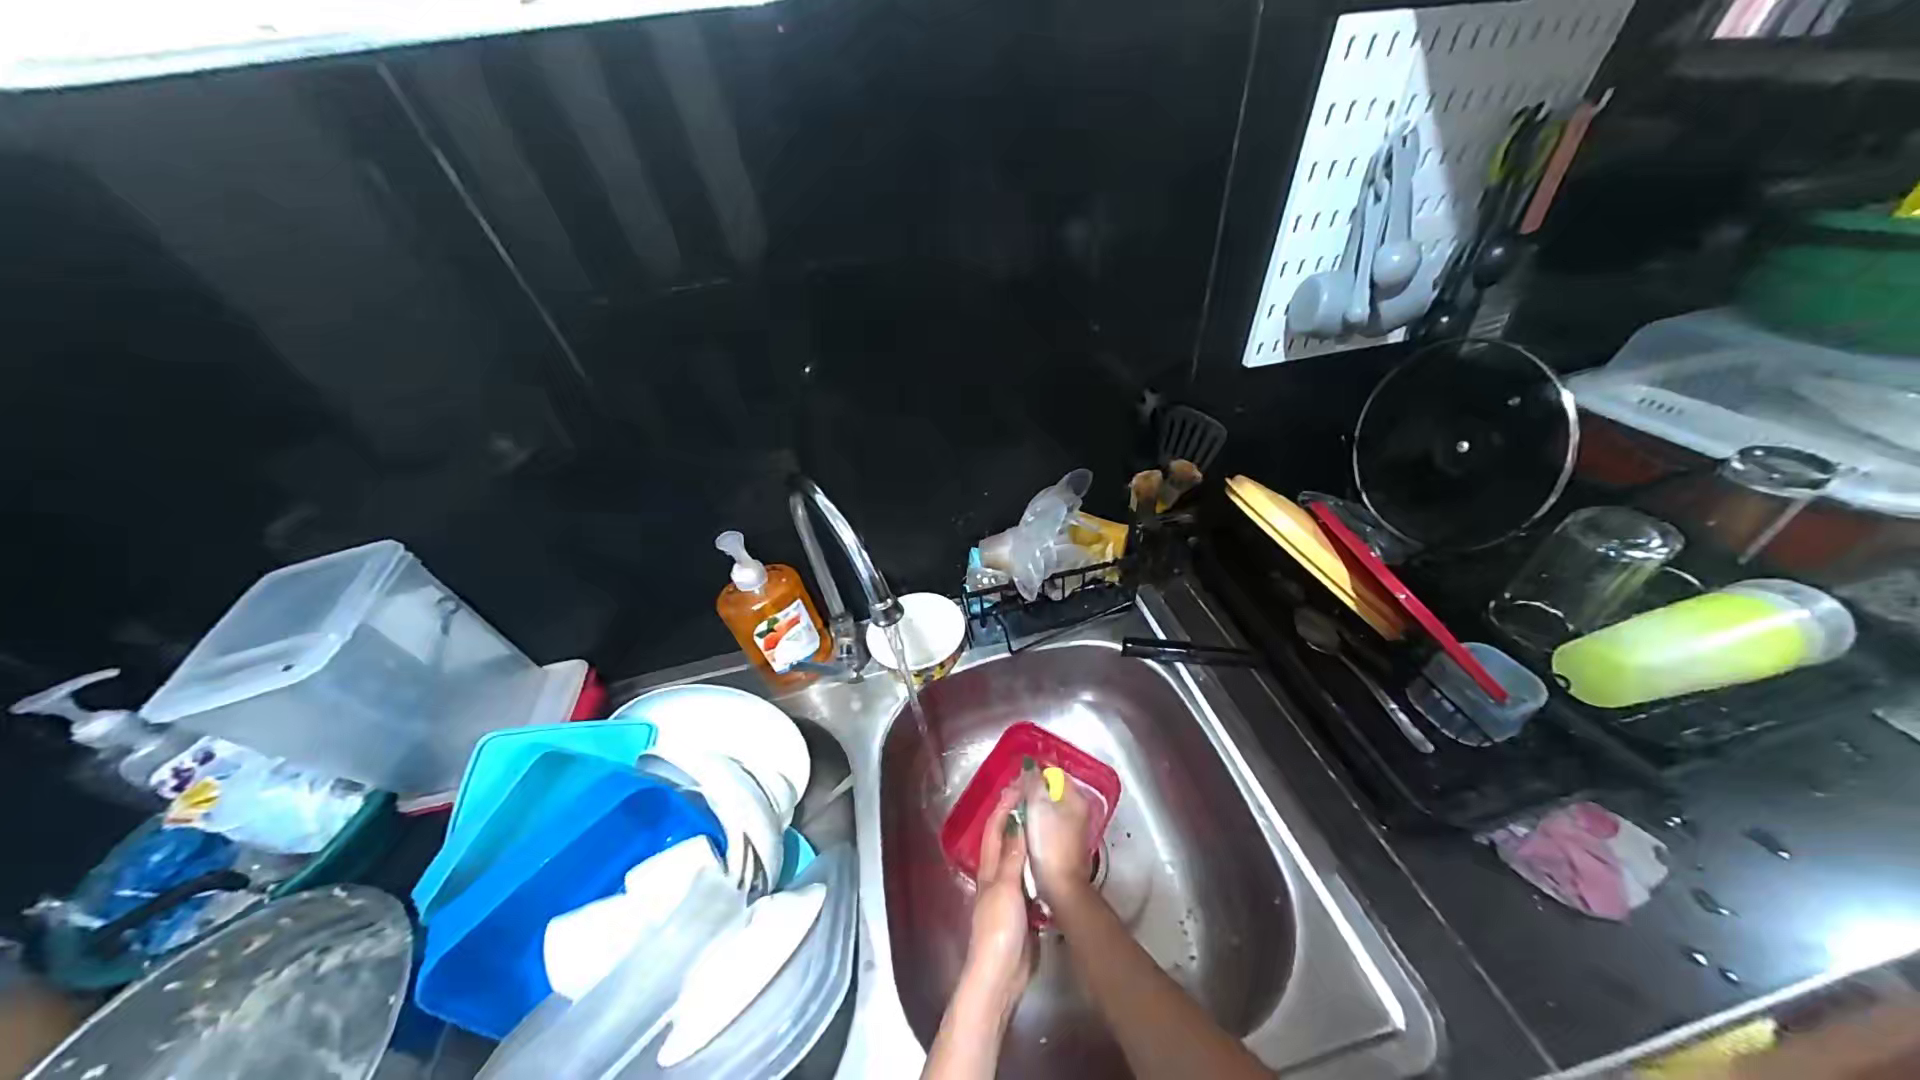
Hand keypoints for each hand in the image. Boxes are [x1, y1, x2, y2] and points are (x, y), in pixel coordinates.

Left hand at [962, 783, 1032, 1020]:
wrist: (1001, 975)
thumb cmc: (999, 929)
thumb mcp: (1006, 888)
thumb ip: (1012, 858)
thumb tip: (1017, 823)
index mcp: (989, 869)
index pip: (994, 829)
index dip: (1004, 806)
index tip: (1018, 786)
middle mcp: (997, 877)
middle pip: (1006, 841)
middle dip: (1016, 818)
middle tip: (1035, 799)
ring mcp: (1010, 894)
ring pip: (1018, 859)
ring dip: (1028, 840)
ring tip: (1046, 824)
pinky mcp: (1023, 911)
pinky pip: (1030, 880)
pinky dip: (1038, 865)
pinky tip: (1052, 862)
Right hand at [1022, 767, 1093, 907]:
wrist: (1060, 886)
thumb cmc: (1049, 843)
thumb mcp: (1038, 805)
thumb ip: (1034, 782)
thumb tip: (1030, 767)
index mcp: (1075, 797)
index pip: (1054, 772)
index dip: (1035, 771)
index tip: (1016, 778)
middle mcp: (1077, 809)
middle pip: (1051, 789)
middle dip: (1030, 788)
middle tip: (1010, 794)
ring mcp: (1072, 826)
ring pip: (1047, 805)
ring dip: (1030, 804)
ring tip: (1012, 808)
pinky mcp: (1063, 842)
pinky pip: (1046, 821)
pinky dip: (1034, 819)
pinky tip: (1020, 824)